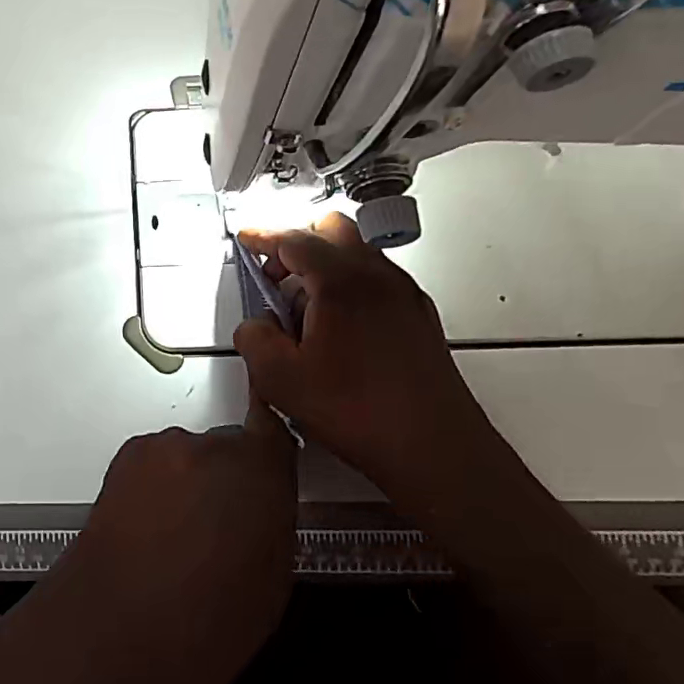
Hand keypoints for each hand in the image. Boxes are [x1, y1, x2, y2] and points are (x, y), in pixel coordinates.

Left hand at [8, 402, 297, 683]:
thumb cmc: (198, 623)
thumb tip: (268, 502)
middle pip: (229, 448)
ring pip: (190, 455)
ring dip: (191, 481)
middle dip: (230, 479)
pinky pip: (157, 461)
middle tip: (224, 527)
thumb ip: (274, 520)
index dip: (272, 449)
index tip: (272, 461)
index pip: (274, 432)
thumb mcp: (271, 581)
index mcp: (258, 474)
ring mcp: (164, 446)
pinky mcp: (128, 453)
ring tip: (183, 536)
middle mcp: (209, 448)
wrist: (117, 623)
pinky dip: (159, 483)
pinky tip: (155, 525)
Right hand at [233, 213, 494, 492]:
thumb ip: (253, 337)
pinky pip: (376, 281)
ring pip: (356, 254)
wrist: (437, 452)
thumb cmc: (364, 413)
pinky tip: (333, 329)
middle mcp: (379, 279)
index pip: (294, 239)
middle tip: (273, 272)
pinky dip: (347, 285)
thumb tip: (257, 326)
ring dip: (322, 265)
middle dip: (296, 242)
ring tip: (300, 309)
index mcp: (342, 282)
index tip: (247, 238)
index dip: (262, 236)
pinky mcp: (419, 319)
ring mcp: (405, 297)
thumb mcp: (279, 378)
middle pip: (333, 231)